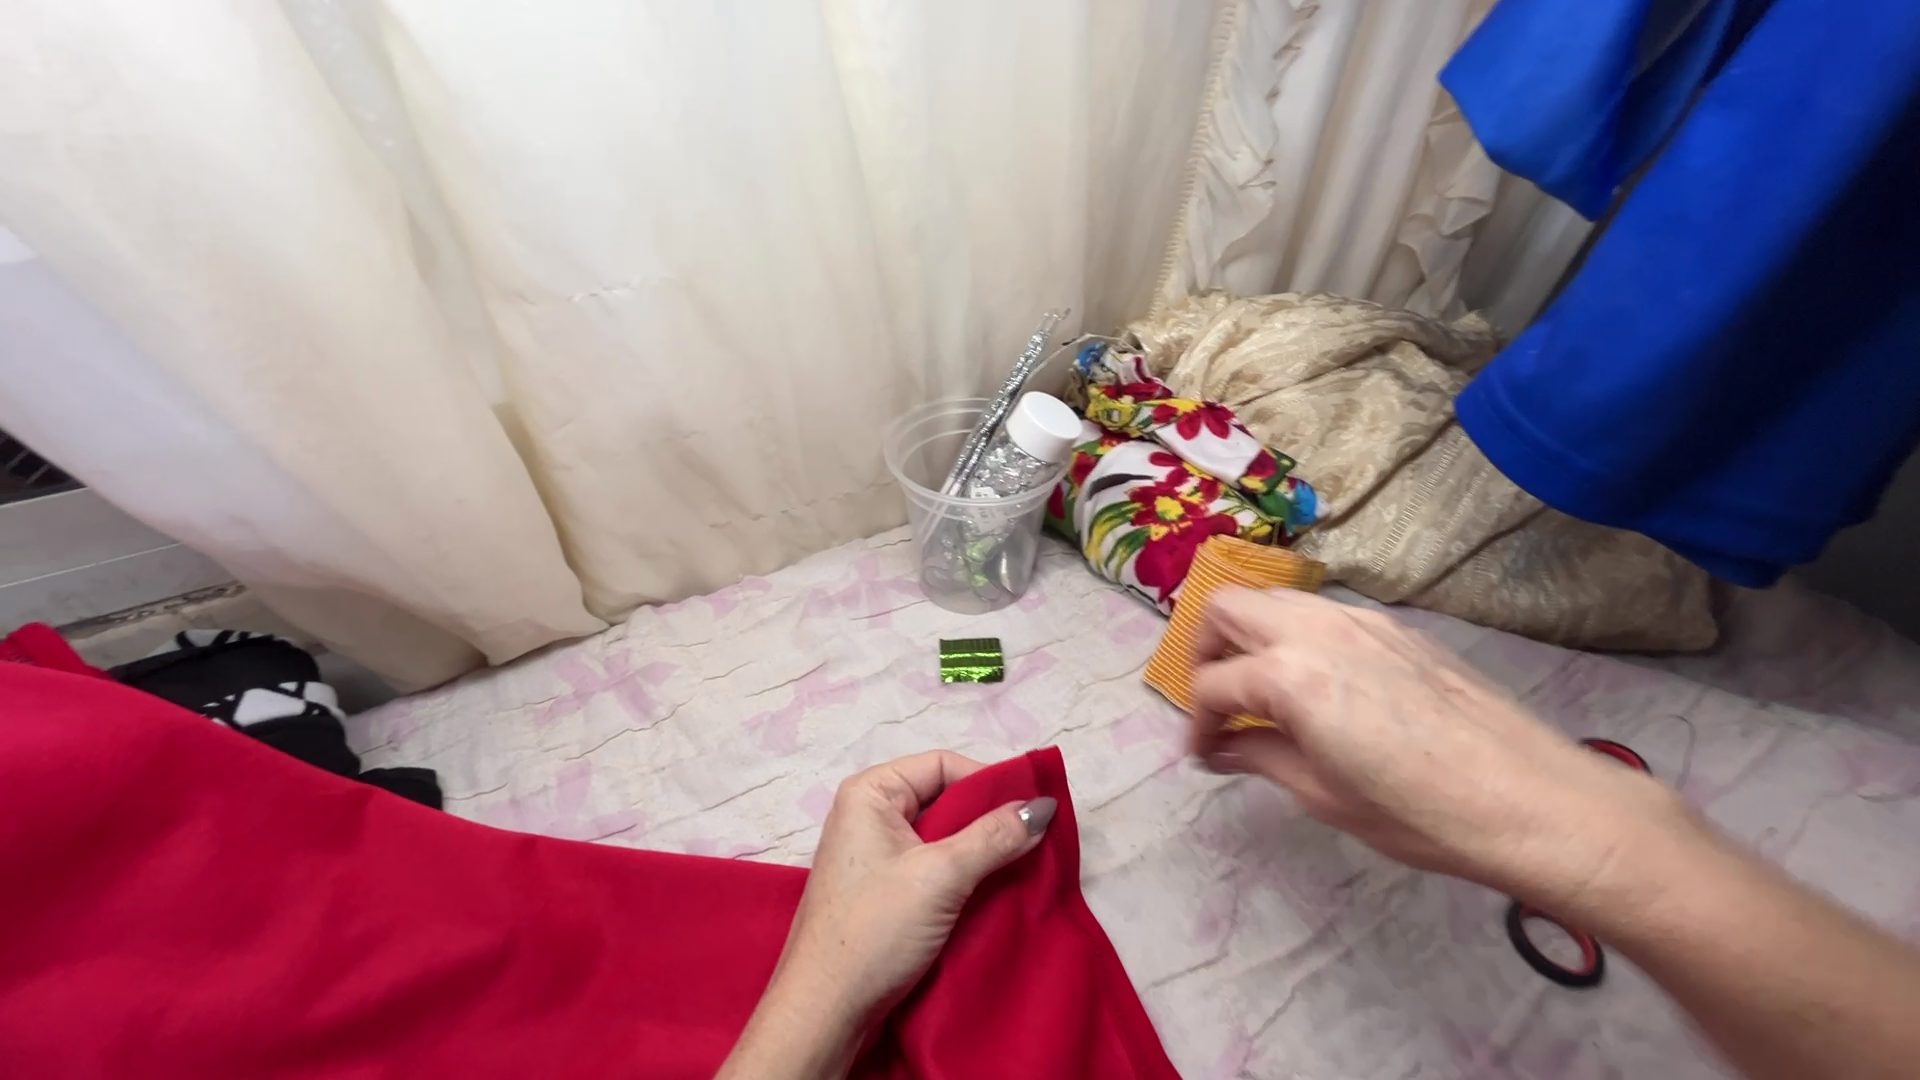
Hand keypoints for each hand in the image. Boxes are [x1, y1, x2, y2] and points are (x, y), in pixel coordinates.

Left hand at [717, 751, 1054, 1079]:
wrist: (823, 1014)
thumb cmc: (874, 930)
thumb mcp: (942, 877)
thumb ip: (995, 837)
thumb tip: (1043, 806)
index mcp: (871, 791)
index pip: (943, 765)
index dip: (988, 782)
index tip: (1031, 809)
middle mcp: (868, 812)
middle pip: (944, 797)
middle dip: (987, 817)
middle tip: (1033, 838)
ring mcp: (874, 851)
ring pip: (941, 833)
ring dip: (978, 848)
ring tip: (1020, 863)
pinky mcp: (882, 886)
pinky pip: (932, 862)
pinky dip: (962, 871)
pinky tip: (991, 888)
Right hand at [1188, 587, 1682, 912]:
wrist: (1536, 802)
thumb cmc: (1419, 812)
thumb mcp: (1322, 793)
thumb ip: (1258, 755)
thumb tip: (1219, 748)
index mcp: (1288, 674)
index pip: (1212, 686)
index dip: (1197, 724)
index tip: (1204, 753)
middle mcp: (1314, 628)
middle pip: (1225, 609)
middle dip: (1205, 652)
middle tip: (1220, 701)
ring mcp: (1358, 619)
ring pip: (1273, 601)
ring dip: (1250, 637)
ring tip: (1263, 689)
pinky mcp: (1394, 627)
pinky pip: (1321, 614)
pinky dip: (1296, 637)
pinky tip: (1320, 686)